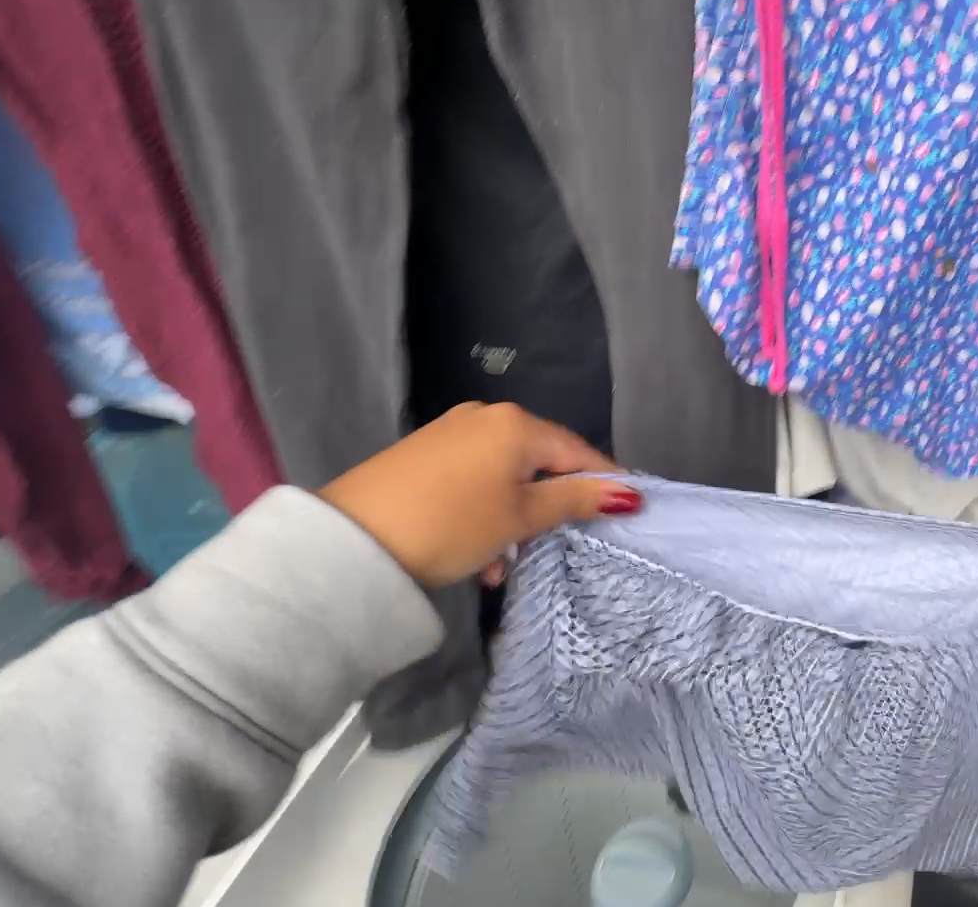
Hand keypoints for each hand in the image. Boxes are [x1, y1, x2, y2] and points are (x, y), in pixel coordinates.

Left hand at [318, 402, 636, 587]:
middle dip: (550, 506)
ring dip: (516, 516)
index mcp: (518, 423)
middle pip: (542, 462)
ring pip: (507, 475)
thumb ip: (578, 500)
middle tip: (550, 545)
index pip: (579, 452)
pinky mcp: (423, 453)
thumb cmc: (452, 524)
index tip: (620, 515)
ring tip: (504, 562)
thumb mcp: (522, 517)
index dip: (603, 484)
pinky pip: (476, 477)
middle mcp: (487, 416)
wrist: (346, 543)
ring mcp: (451, 431)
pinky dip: (486, 509)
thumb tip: (631, 493)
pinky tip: (477, 550)